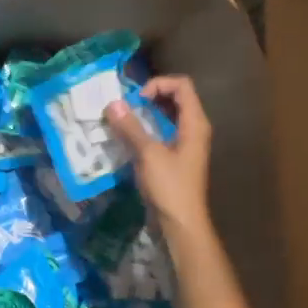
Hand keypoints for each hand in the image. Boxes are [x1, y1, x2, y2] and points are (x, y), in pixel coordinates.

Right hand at [106, 75, 212, 235]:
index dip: (158, 84)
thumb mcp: (148, 154)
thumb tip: (112, 104)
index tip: (136, 100)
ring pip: (167, 117)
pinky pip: (161, 133)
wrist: (181, 223)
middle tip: (125, 108)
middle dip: (149, 97)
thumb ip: (131, 128)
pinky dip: (145, 130)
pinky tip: (127, 140)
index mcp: (195, 123)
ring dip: (145, 115)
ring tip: (122, 121)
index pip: (182, 86)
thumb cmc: (170, 187)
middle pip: (175, 98)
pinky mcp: (175, 157)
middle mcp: (194, 129)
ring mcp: (185, 144)